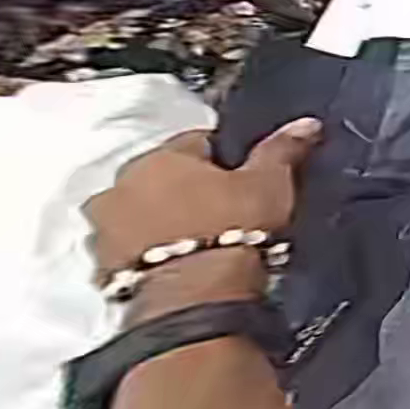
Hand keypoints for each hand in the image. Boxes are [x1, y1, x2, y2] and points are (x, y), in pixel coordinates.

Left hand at [85, 118, 321, 317]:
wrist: (200, 287)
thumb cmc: (236, 221)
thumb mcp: (272, 179)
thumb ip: (283, 148)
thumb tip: (306, 122)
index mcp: (158, 159)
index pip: (199, 141)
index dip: (232, 153)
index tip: (255, 170)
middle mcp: (118, 185)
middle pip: (166, 175)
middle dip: (194, 183)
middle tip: (235, 199)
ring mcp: (104, 226)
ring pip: (146, 208)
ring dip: (171, 213)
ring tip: (214, 229)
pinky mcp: (103, 260)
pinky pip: (136, 240)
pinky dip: (159, 241)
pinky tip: (193, 250)